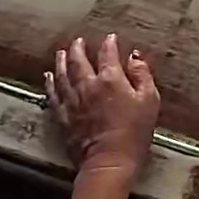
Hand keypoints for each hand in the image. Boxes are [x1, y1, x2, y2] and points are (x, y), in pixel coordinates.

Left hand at [47, 34, 160, 196]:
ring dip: (62, 62)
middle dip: (79, 48)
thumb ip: (142, 76)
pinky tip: (49, 77)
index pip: (108, 54)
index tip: (111, 38)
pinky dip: (50, 83)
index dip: (109, 44)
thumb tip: (135, 57)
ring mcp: (72, 100)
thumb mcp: (149, 101)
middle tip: (78, 41)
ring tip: (61, 53)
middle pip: (79, 61)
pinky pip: (53, 94)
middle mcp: (88, 85)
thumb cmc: (135, 131)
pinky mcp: (63, 116)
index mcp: (111, 79)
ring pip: (63, 75)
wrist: (109, 161)